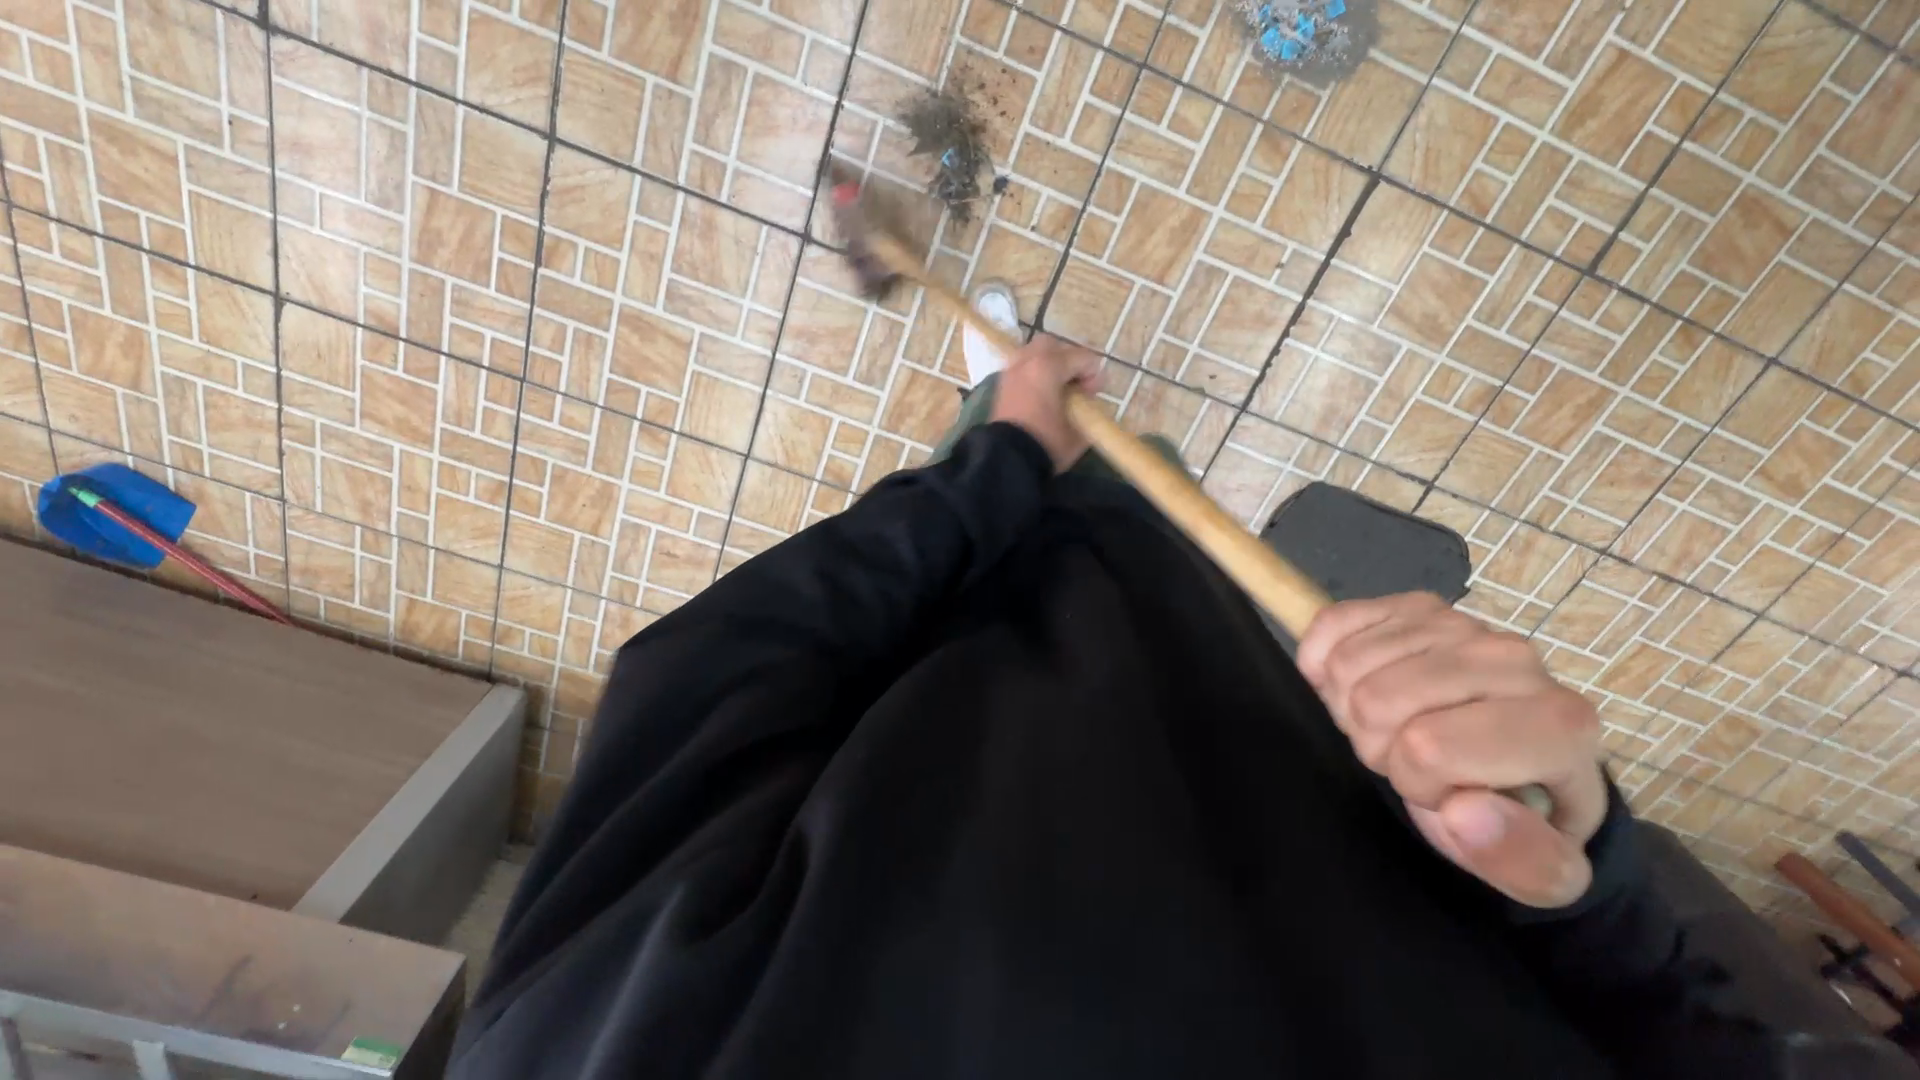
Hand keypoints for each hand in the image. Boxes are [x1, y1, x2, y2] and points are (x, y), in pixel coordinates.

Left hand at [990, 336, 1101, 472]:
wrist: (1007, 460)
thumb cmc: (1047, 444)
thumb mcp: (1080, 430)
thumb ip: (1089, 408)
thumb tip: (1086, 399)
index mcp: (1048, 367)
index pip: (1082, 357)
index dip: (1094, 375)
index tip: (1094, 394)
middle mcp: (1027, 361)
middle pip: (1054, 346)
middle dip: (1069, 361)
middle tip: (1077, 384)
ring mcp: (1011, 371)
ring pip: (1034, 353)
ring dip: (1050, 365)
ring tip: (1058, 388)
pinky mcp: (1002, 385)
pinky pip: (1022, 367)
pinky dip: (1034, 374)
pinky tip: (1042, 394)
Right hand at [1295, 593, 1607, 908]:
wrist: (1515, 760)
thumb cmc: (1520, 814)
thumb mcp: (1544, 873)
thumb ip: (1522, 860)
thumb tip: (1466, 809)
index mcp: (1555, 722)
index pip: (1426, 746)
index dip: (1416, 782)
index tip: (1445, 792)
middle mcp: (1511, 657)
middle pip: (1376, 699)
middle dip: (1377, 745)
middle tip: (1410, 759)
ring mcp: (1458, 622)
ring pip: (1348, 663)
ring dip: (1352, 708)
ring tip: (1392, 727)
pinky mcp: (1413, 604)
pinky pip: (1332, 624)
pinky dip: (1324, 663)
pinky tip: (1357, 687)